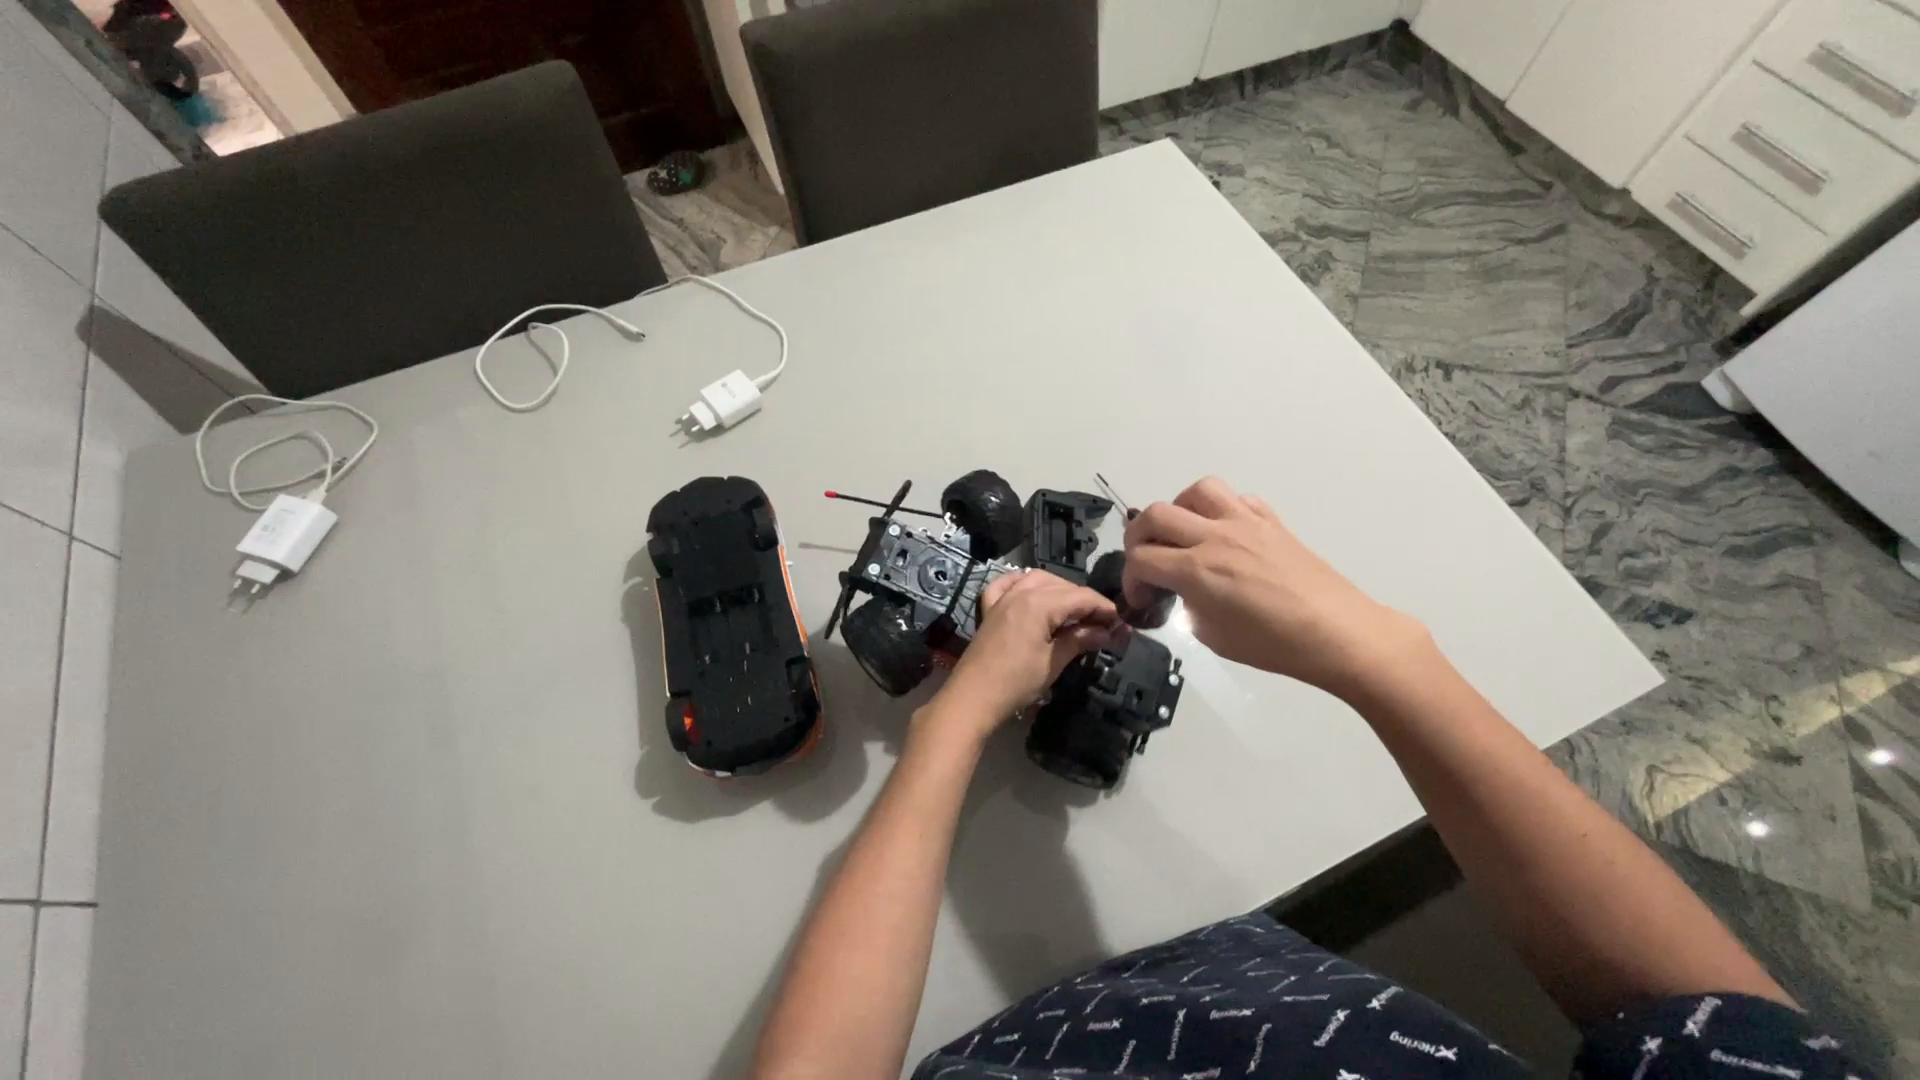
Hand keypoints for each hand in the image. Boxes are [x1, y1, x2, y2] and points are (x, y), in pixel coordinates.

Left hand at [926, 570, 1119, 739]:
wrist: (972, 698)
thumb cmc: (1016, 682)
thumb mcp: (1054, 661)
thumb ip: (1080, 640)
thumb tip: (1108, 632)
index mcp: (1039, 603)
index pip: (1081, 597)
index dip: (1105, 608)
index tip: (1122, 623)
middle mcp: (1021, 592)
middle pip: (1062, 586)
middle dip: (1085, 601)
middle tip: (1103, 623)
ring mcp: (1002, 598)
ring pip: (1037, 580)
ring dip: (1059, 590)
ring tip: (1075, 612)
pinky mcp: (989, 609)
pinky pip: (1007, 585)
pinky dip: (1023, 584)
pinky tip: (1033, 592)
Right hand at [1122, 476, 1427, 699]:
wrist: (1337, 633)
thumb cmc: (1274, 645)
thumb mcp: (1213, 636)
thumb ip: (1189, 605)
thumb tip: (1184, 591)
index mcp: (1197, 570)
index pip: (1141, 558)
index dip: (1131, 579)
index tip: (1141, 597)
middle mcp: (1215, 537)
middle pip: (1155, 515)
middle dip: (1139, 537)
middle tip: (1146, 561)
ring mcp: (1245, 523)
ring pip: (1197, 491)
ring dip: (1179, 509)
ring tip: (1184, 533)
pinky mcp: (1271, 522)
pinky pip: (1236, 499)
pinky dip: (1221, 509)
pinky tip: (1224, 533)